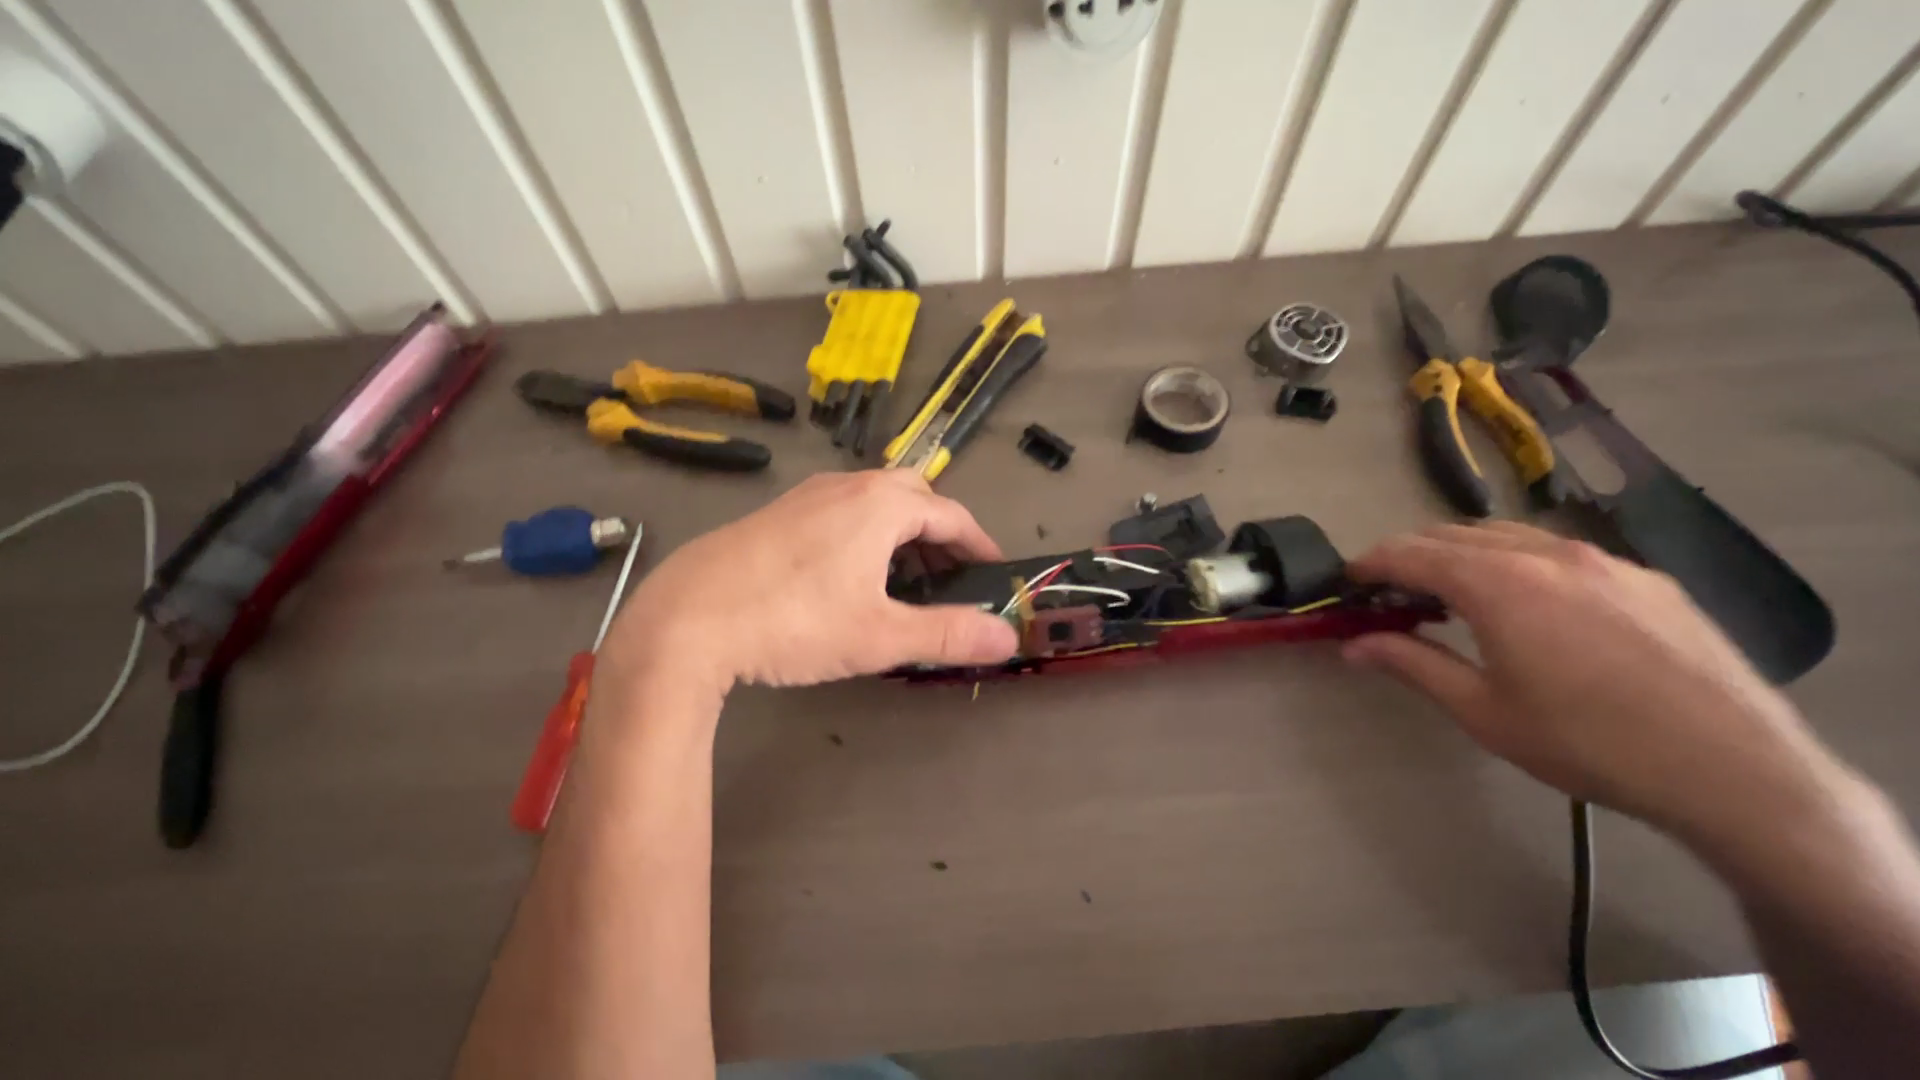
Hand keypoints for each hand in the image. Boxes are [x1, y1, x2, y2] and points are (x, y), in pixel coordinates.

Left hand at [602, 470, 1017, 693]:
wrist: (686, 618)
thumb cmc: (794, 622)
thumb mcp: (879, 637)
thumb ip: (947, 634)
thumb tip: (1009, 637)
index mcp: (881, 504)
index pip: (952, 514)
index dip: (980, 545)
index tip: (994, 573)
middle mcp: (846, 486)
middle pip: (912, 496)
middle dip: (940, 531)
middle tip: (949, 575)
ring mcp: (804, 496)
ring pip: (871, 501)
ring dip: (899, 531)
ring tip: (902, 578)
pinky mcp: (774, 514)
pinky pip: (838, 511)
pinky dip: (862, 533)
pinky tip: (845, 576)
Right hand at [1343, 522, 1837, 834]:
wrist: (1732, 767)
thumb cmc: (1587, 743)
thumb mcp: (1484, 712)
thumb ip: (1414, 665)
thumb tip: (1354, 645)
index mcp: (1498, 583)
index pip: (1412, 554)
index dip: (1372, 562)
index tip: (1347, 579)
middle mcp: (1546, 553)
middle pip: (1456, 535)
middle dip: (1413, 555)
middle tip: (1390, 591)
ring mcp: (1603, 560)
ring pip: (1511, 536)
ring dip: (1466, 554)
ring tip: (1452, 592)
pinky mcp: (1646, 578)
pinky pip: (1561, 552)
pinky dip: (1520, 562)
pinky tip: (1530, 604)